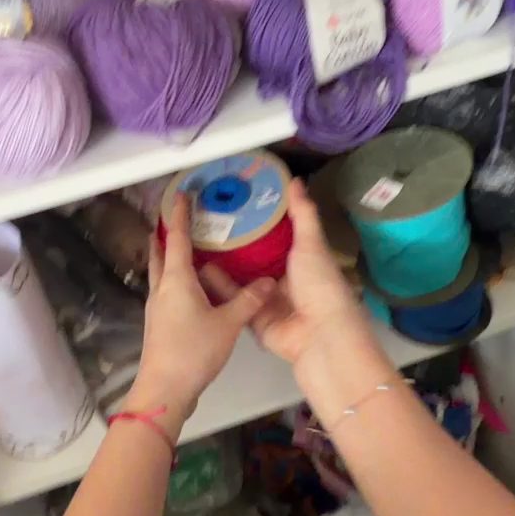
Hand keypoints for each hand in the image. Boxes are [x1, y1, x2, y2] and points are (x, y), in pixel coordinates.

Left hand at [127, 194, 275, 429]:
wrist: (165, 390)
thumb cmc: (193, 351)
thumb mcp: (228, 324)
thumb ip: (248, 301)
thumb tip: (268, 281)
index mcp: (176, 280)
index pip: (178, 239)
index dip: (180, 216)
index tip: (181, 196)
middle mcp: (162, 289)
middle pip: (160, 254)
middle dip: (166, 235)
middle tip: (175, 220)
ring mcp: (156, 308)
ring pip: (160, 274)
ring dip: (168, 258)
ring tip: (183, 249)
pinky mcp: (158, 324)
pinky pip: (166, 292)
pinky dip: (175, 280)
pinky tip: (190, 289)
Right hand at [203, 180, 389, 397]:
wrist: (319, 336)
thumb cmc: (319, 285)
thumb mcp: (311, 244)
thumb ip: (302, 214)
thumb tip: (293, 179)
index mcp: (302, 260)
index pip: (277, 236)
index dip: (258, 220)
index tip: (234, 202)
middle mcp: (284, 279)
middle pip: (255, 258)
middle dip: (234, 243)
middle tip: (206, 221)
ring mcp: (268, 301)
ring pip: (241, 279)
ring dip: (221, 264)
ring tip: (195, 242)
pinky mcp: (253, 320)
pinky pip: (233, 300)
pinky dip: (218, 288)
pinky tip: (197, 271)